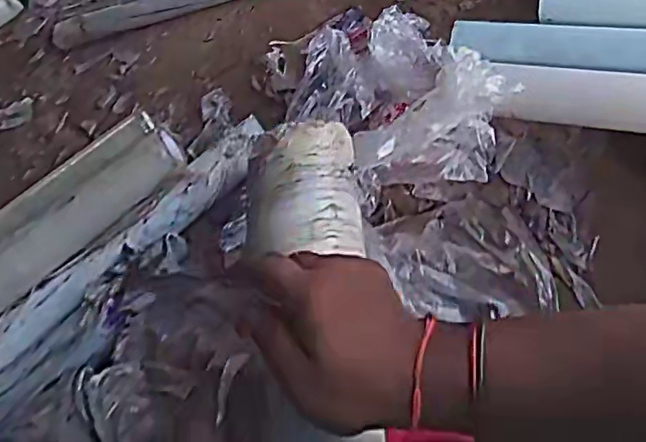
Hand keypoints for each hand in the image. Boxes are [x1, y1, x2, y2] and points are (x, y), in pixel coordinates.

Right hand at [244, 253, 421, 434]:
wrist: (413, 372)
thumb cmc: (353, 384)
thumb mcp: (301, 379)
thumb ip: (270, 340)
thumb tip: (247, 312)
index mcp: (308, 291)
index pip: (268, 265)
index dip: (246, 268)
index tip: (232, 274)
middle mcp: (331, 268)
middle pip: (293, 261)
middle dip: (276, 277)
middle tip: (267, 304)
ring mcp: (355, 267)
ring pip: (318, 264)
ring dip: (303, 281)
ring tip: (302, 313)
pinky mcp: (373, 273)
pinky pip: (339, 269)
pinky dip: (327, 282)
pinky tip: (332, 311)